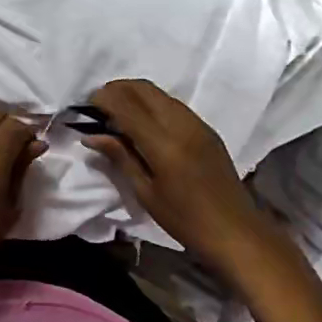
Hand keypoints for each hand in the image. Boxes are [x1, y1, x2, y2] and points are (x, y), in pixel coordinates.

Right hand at [82, 80, 284, 279]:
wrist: (237, 232)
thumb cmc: (185, 220)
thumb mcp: (145, 193)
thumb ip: (120, 157)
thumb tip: (91, 135)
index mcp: (164, 144)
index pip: (126, 106)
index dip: (102, 100)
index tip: (84, 108)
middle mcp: (181, 125)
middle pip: (143, 89)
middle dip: (116, 90)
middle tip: (97, 107)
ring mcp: (197, 124)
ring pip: (159, 93)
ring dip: (133, 95)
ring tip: (116, 114)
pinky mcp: (206, 130)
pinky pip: (172, 104)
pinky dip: (151, 103)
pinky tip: (142, 123)